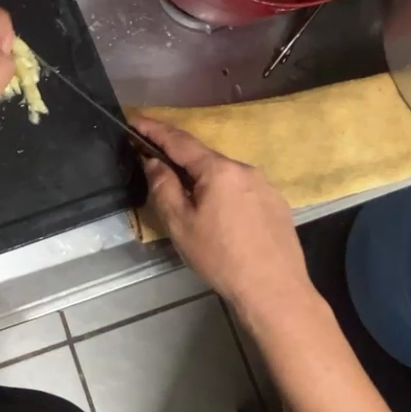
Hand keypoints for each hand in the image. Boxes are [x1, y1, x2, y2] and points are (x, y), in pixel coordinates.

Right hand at [129, 116, 312, 307]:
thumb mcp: (180, 224)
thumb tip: (154, 162)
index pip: (179, 141)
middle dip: (177, 158)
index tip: (134, 120)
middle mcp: (244, 169)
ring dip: (202, 179)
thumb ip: (163, 187)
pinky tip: (219, 217)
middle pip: (203, 157)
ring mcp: (265, 186)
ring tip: (187, 200)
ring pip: (223, 175)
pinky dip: (223, 193)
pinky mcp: (277, 204)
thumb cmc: (221, 258)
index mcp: (218, 170)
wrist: (275, 291)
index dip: (154, 129)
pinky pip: (241, 189)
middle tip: (154, 164)